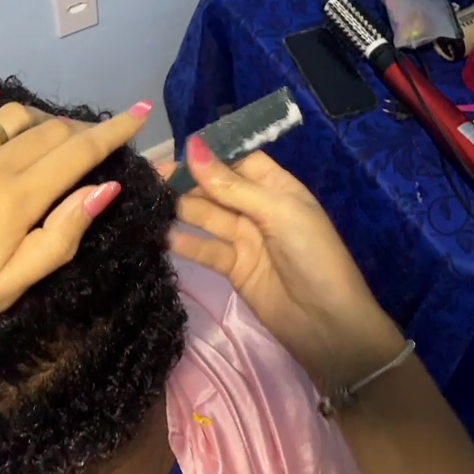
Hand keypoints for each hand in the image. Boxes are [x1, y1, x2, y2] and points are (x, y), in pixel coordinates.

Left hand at [0, 92, 152, 431]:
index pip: (79, 152)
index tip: (140, 112)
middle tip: (97, 136)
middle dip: (82, 127)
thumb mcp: (7, 288)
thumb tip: (105, 189)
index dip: (114, 130)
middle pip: (49, 130)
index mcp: (16, 198)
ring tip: (52, 130)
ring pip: (9, 116)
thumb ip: (60, 237)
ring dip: (40, 117)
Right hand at [167, 138, 406, 392]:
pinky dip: (183, 242)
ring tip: (143, 201)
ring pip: (206, 216)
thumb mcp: (277, 212)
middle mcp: (258, 208)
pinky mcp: (233, 268)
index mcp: (277, 187)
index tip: (174, 150)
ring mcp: (245, 239)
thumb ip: (231, 185)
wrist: (329, 327)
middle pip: (216, 187)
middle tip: (146, 176)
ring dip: (179, 208)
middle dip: (186, 180)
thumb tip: (193, 146)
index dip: (209, 154)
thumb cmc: (312, 256)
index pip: (237, 160)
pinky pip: (204, 248)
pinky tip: (158, 234)